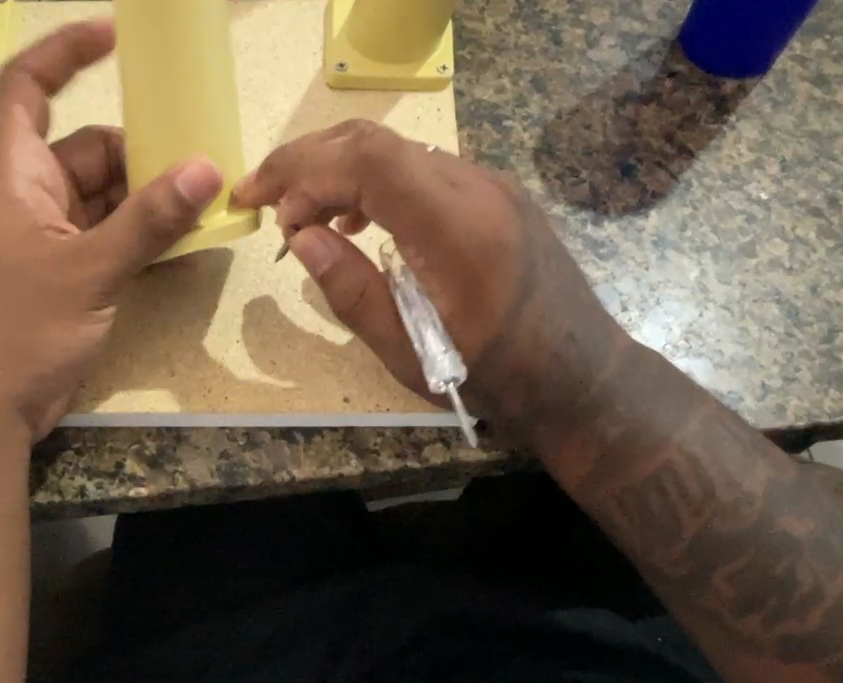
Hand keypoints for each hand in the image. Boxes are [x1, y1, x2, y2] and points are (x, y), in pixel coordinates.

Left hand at [0, 20, 224, 440]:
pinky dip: (141, 242)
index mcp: (16, 177)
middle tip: (198, 164)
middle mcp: (31, 201)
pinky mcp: (65, 285)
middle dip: (139, 154)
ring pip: (104, 203)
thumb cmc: (19, 327)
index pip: (28, 89)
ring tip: (203, 205)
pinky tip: (180, 245)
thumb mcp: (88, 269)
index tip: (113, 35)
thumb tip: (206, 169)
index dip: (64, 52)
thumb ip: (148, 221)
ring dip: (148, 204)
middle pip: (86, 152)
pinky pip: (109, 245)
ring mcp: (49, 246)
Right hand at [232, 121, 629, 447]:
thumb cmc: (495, 381)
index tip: (263, 209)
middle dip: (309, 162)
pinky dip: (379, 183)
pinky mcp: (500, 197)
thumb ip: (352, 292)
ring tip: (302, 213)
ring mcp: (494, 187)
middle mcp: (478, 189)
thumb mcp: (412, 353)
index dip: (303, 174)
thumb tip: (302, 238)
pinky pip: (427, 171)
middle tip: (262, 196)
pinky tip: (359, 220)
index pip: (366, 162)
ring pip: (402, 151)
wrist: (581, 376)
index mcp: (456, 230)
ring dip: (342, 170)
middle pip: (378, 142)